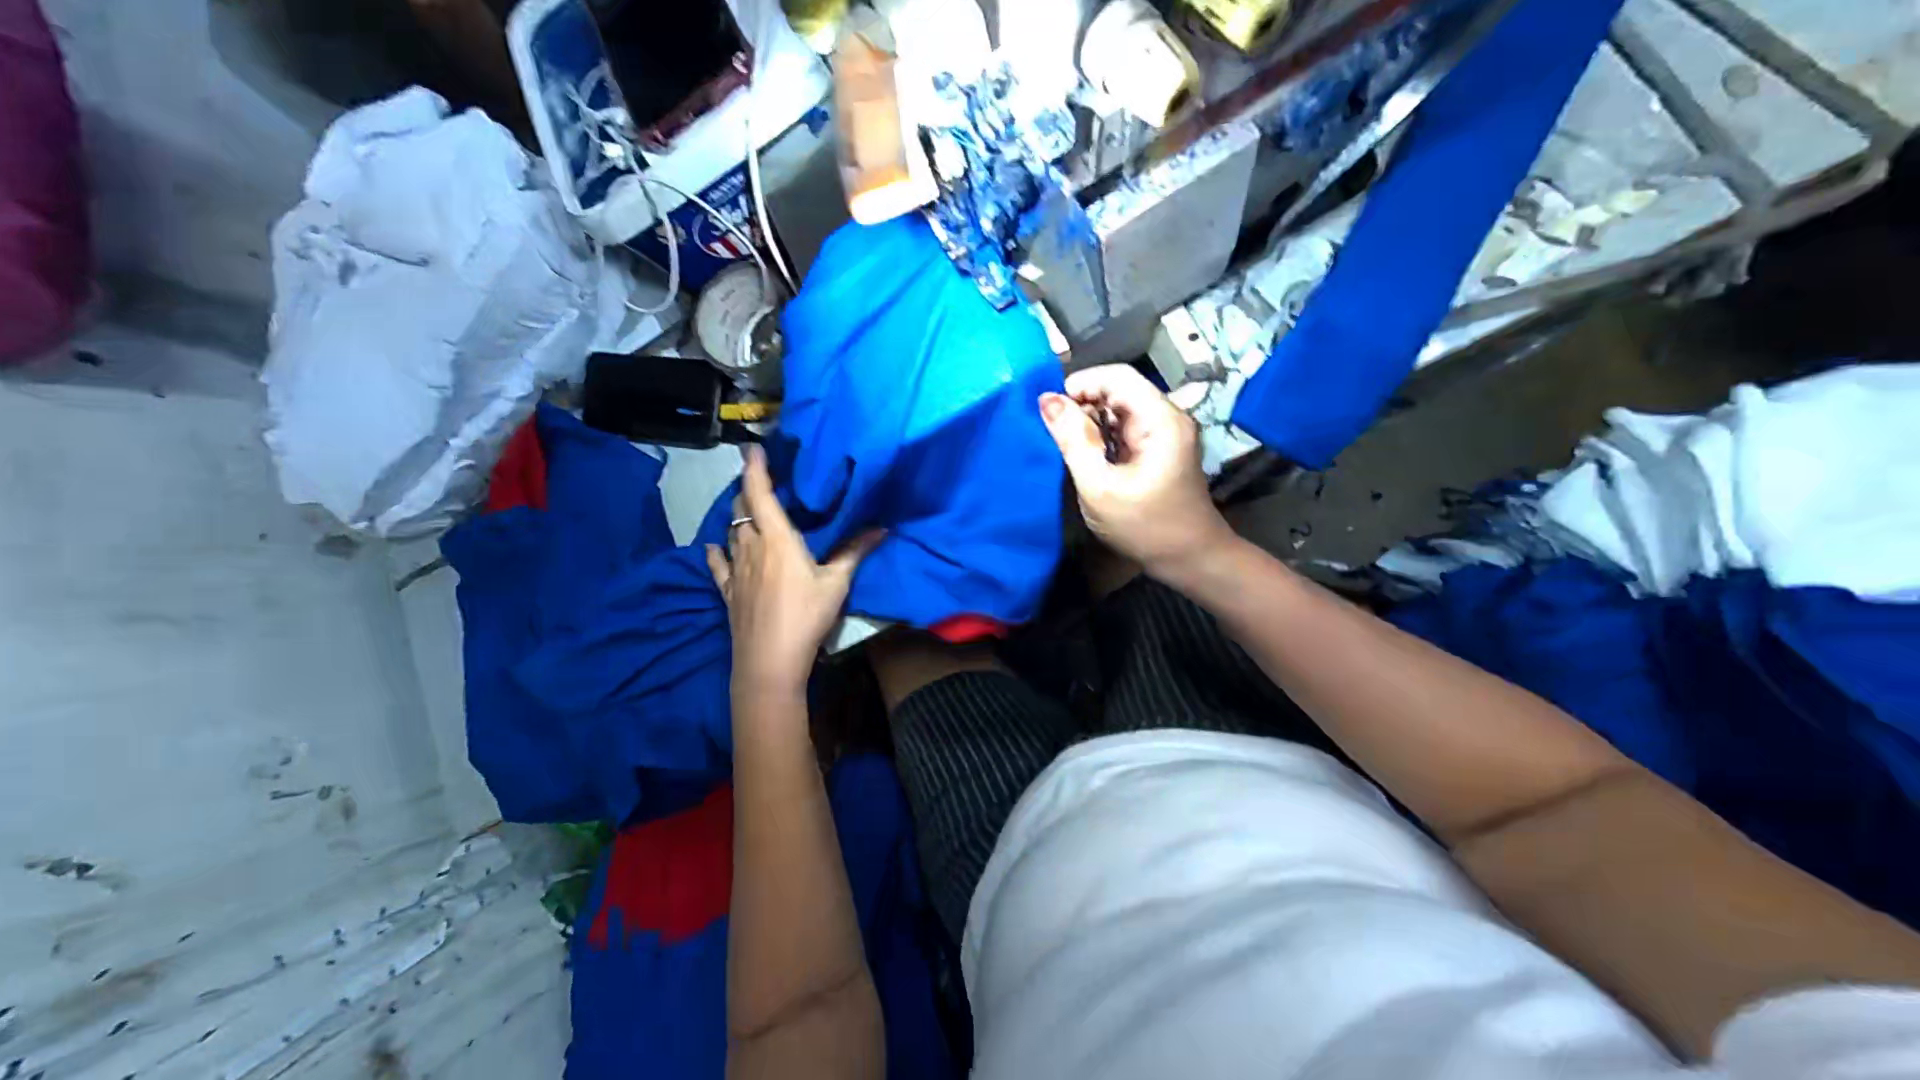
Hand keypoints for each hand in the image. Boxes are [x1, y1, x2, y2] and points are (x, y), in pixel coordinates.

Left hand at [707, 445, 884, 701]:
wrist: (769, 661)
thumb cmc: (806, 616)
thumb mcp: (837, 584)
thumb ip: (855, 552)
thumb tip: (883, 526)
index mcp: (777, 537)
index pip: (760, 493)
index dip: (754, 468)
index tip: (752, 448)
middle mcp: (750, 546)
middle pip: (741, 508)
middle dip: (747, 489)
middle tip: (759, 479)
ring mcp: (735, 570)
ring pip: (731, 532)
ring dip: (738, 516)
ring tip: (747, 509)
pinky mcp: (727, 592)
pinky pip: (717, 564)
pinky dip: (716, 551)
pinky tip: (712, 546)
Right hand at [1039, 364, 1235, 581]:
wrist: (1189, 559)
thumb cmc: (1145, 526)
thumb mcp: (1100, 486)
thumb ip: (1073, 440)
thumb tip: (1047, 400)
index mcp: (1160, 419)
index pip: (1117, 376)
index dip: (1080, 383)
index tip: (1050, 408)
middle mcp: (1167, 417)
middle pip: (1118, 389)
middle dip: (1082, 403)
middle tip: (1054, 431)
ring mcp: (1164, 433)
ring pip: (1118, 409)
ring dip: (1089, 421)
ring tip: (1066, 445)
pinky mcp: (1158, 449)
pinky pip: (1124, 428)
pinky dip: (1101, 436)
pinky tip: (1085, 456)